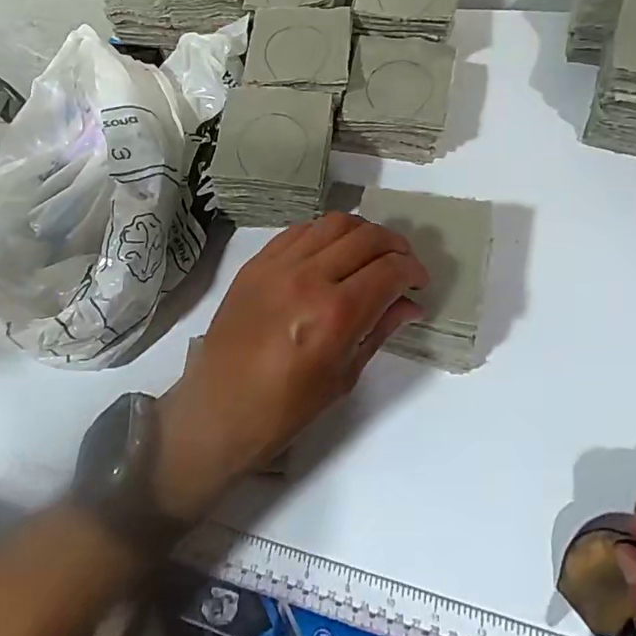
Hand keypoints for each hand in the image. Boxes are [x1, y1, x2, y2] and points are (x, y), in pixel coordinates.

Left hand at [153, 212, 428, 518]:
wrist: (216, 412)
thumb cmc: (285, 409)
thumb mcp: (343, 376)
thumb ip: (379, 329)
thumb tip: (410, 304)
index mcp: (335, 314)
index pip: (390, 269)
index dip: (413, 271)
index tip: (419, 282)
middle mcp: (308, 278)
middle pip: (367, 237)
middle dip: (396, 247)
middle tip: (403, 265)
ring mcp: (277, 266)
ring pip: (335, 223)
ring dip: (363, 233)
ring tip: (371, 253)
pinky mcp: (256, 264)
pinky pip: (301, 230)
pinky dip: (326, 234)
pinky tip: (333, 253)